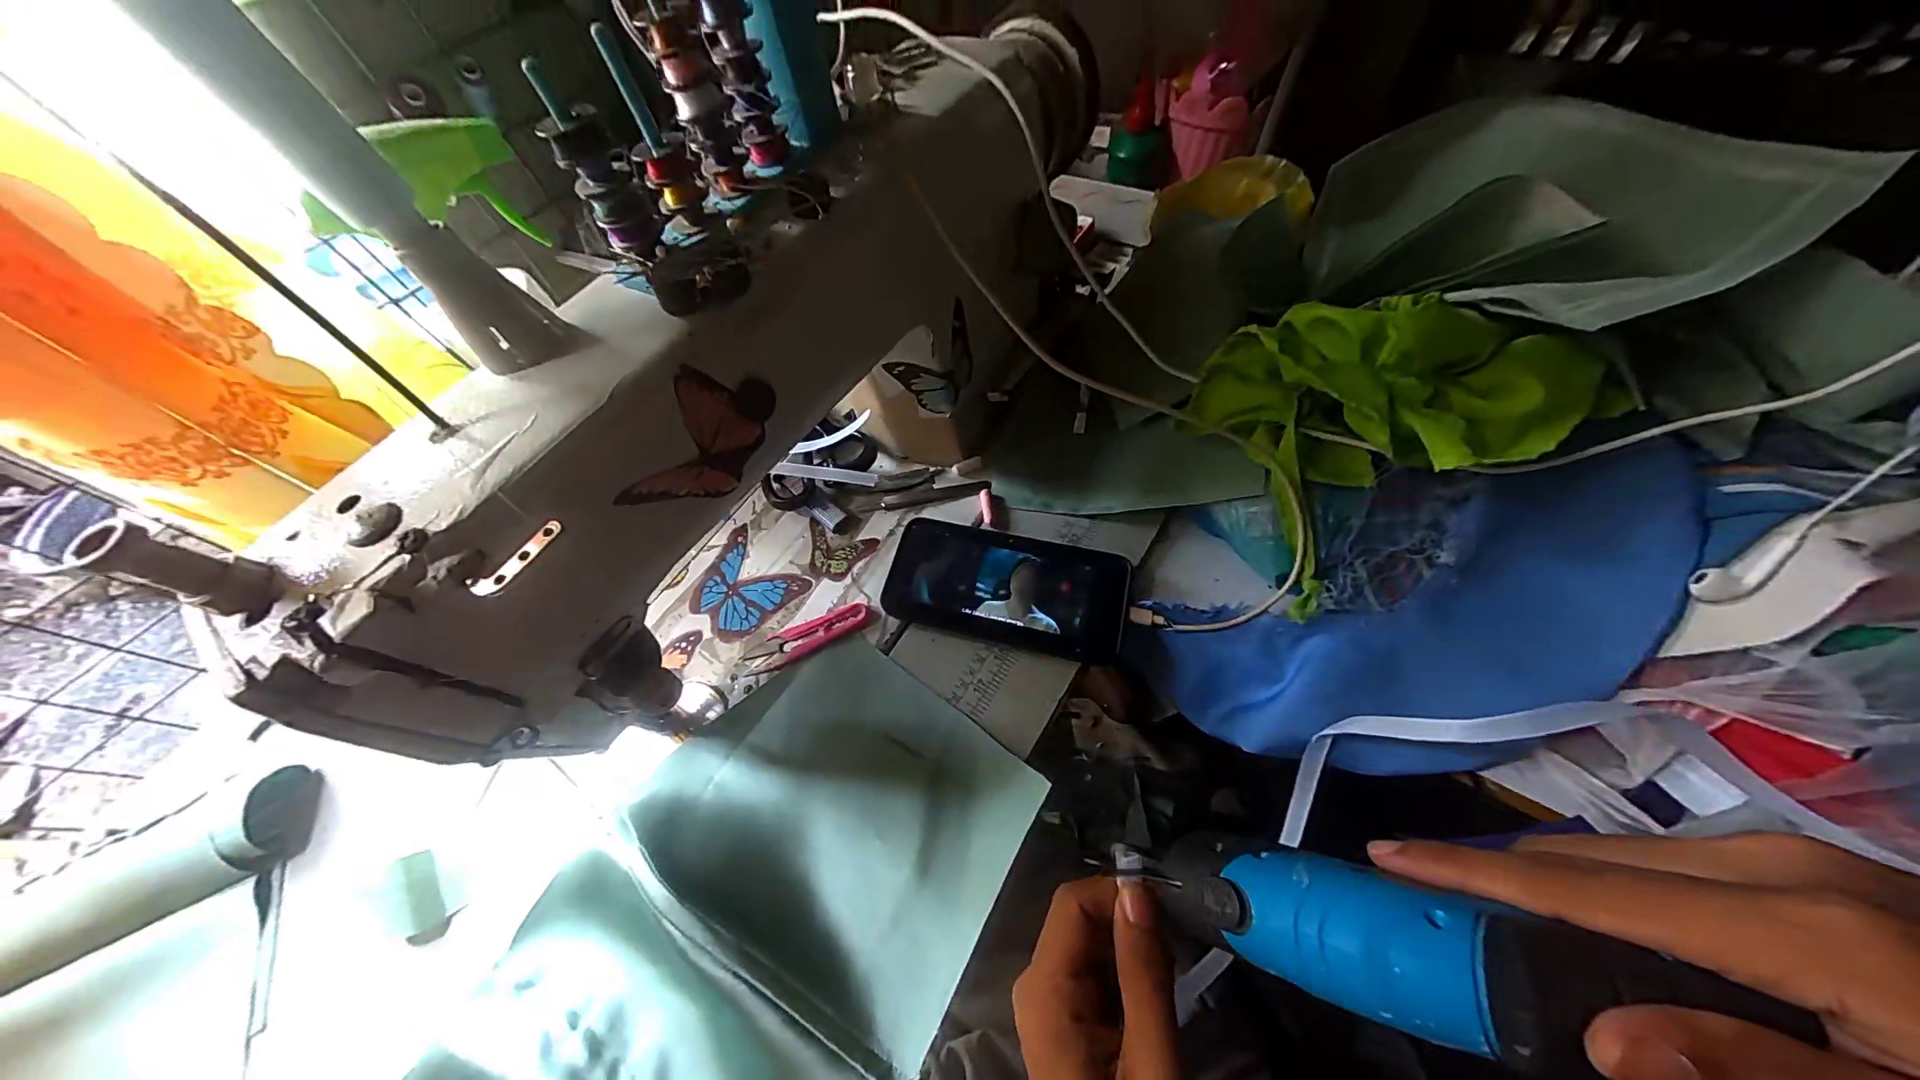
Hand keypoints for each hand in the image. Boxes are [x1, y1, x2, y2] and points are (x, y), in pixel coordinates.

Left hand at [1012, 876, 1180, 1079]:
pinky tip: (1154, 988)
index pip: (1072, 903)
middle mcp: (1037, 984)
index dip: (1116, 893)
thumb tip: (1137, 889)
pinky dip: (1126, 969)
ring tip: (1172, 967)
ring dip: (1131, 945)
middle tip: (1178, 944)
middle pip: (1079, 920)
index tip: (1168, 908)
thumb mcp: (1149, 1060)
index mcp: (1044, 987)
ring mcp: (1050, 1002)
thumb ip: (1142, 972)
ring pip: (1090, 943)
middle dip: (1128, 920)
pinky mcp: (1065, 1018)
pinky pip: (1094, 972)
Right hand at [1368, 833, 1919, 1079]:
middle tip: (1417, 881)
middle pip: (1586, 857)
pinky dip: (1599, 882)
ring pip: (1619, 853)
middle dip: (1492, 868)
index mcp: (1791, 920)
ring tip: (1482, 895)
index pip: (1582, 890)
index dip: (1473, 871)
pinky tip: (1587, 906)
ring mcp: (1795, 857)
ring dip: (1542, 875)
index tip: (1387, 852)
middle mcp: (1774, 864)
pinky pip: (1663, 863)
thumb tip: (1605, 1041)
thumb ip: (1758, 1073)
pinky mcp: (1807, 869)